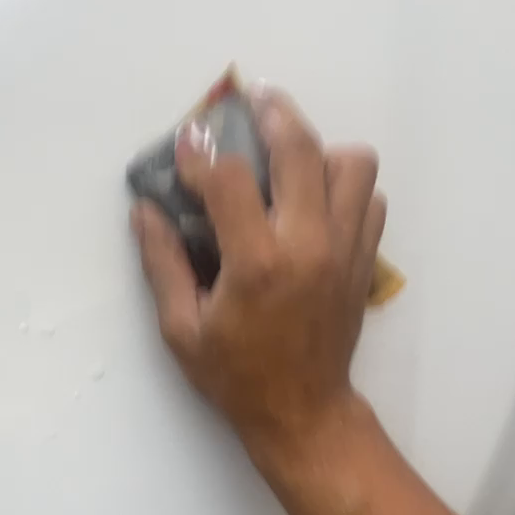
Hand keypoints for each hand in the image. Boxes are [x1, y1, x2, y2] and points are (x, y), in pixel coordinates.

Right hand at [132, 86, 386, 461]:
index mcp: (257, 263)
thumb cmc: (235, 376)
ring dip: (320, 151)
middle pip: (301, 149)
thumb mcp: (183, 330)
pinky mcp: (364, 261)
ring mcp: (345, 250)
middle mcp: (308, 244)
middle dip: (272, 115)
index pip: (230, 180)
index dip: (202, 156)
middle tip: (252, 103)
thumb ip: (163, 265)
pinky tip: (316, 203)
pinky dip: (346, 188)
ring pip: (354, 164)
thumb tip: (144, 212)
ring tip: (291, 161)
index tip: (186, 146)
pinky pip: (370, 199)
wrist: (301, 411)